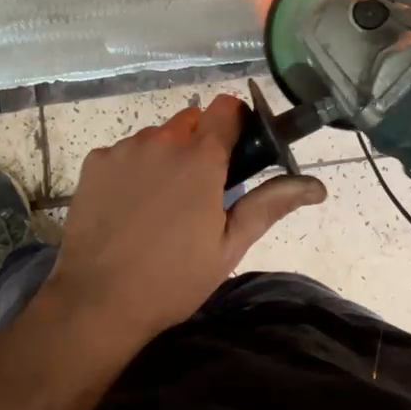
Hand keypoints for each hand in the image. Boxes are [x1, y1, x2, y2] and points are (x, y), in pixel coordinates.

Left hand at [45, 94, 325, 343]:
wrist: (98, 301)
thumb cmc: (173, 279)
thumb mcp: (229, 247)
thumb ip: (269, 205)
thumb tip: (316, 186)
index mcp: (200, 158)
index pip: (226, 108)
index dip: (235, 124)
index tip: (236, 153)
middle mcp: (162, 140)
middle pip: (190, 122)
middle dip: (199, 145)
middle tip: (198, 192)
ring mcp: (124, 149)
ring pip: (155, 137)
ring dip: (164, 157)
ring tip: (159, 206)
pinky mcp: (95, 162)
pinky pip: (123, 153)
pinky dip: (131, 170)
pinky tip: (127, 208)